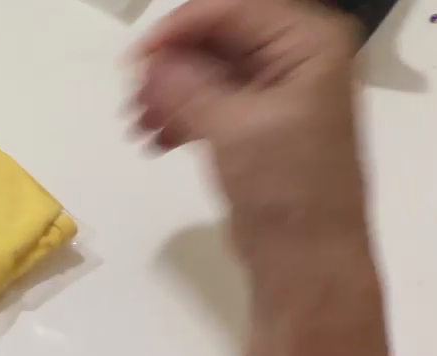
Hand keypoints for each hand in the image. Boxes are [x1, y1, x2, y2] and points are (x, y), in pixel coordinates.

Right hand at [133, 0, 367, 260]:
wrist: (303, 251)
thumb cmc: (285, 184)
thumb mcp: (236, 128)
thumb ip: (190, 89)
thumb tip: (150, 64)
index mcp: (306, 41)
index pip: (234, 11)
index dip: (179, 30)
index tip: (130, 63)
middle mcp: (293, 58)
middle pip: (217, 41)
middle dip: (170, 68)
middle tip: (130, 102)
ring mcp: (272, 95)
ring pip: (207, 76)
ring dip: (167, 96)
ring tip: (137, 129)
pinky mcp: (253, 130)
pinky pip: (207, 107)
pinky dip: (177, 118)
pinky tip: (155, 142)